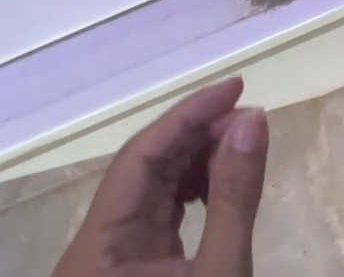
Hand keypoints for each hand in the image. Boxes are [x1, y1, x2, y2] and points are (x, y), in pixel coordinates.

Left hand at [54, 78, 269, 276]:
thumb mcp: (222, 275)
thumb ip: (235, 195)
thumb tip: (252, 119)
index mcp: (97, 253)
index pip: (141, 157)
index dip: (189, 114)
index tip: (239, 85)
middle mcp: (91, 253)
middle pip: (142, 170)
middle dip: (198, 135)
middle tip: (251, 120)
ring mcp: (106, 265)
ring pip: (149, 190)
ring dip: (196, 161)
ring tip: (242, 151)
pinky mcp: (125, 275)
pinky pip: (155, 214)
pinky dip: (191, 192)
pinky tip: (220, 187)